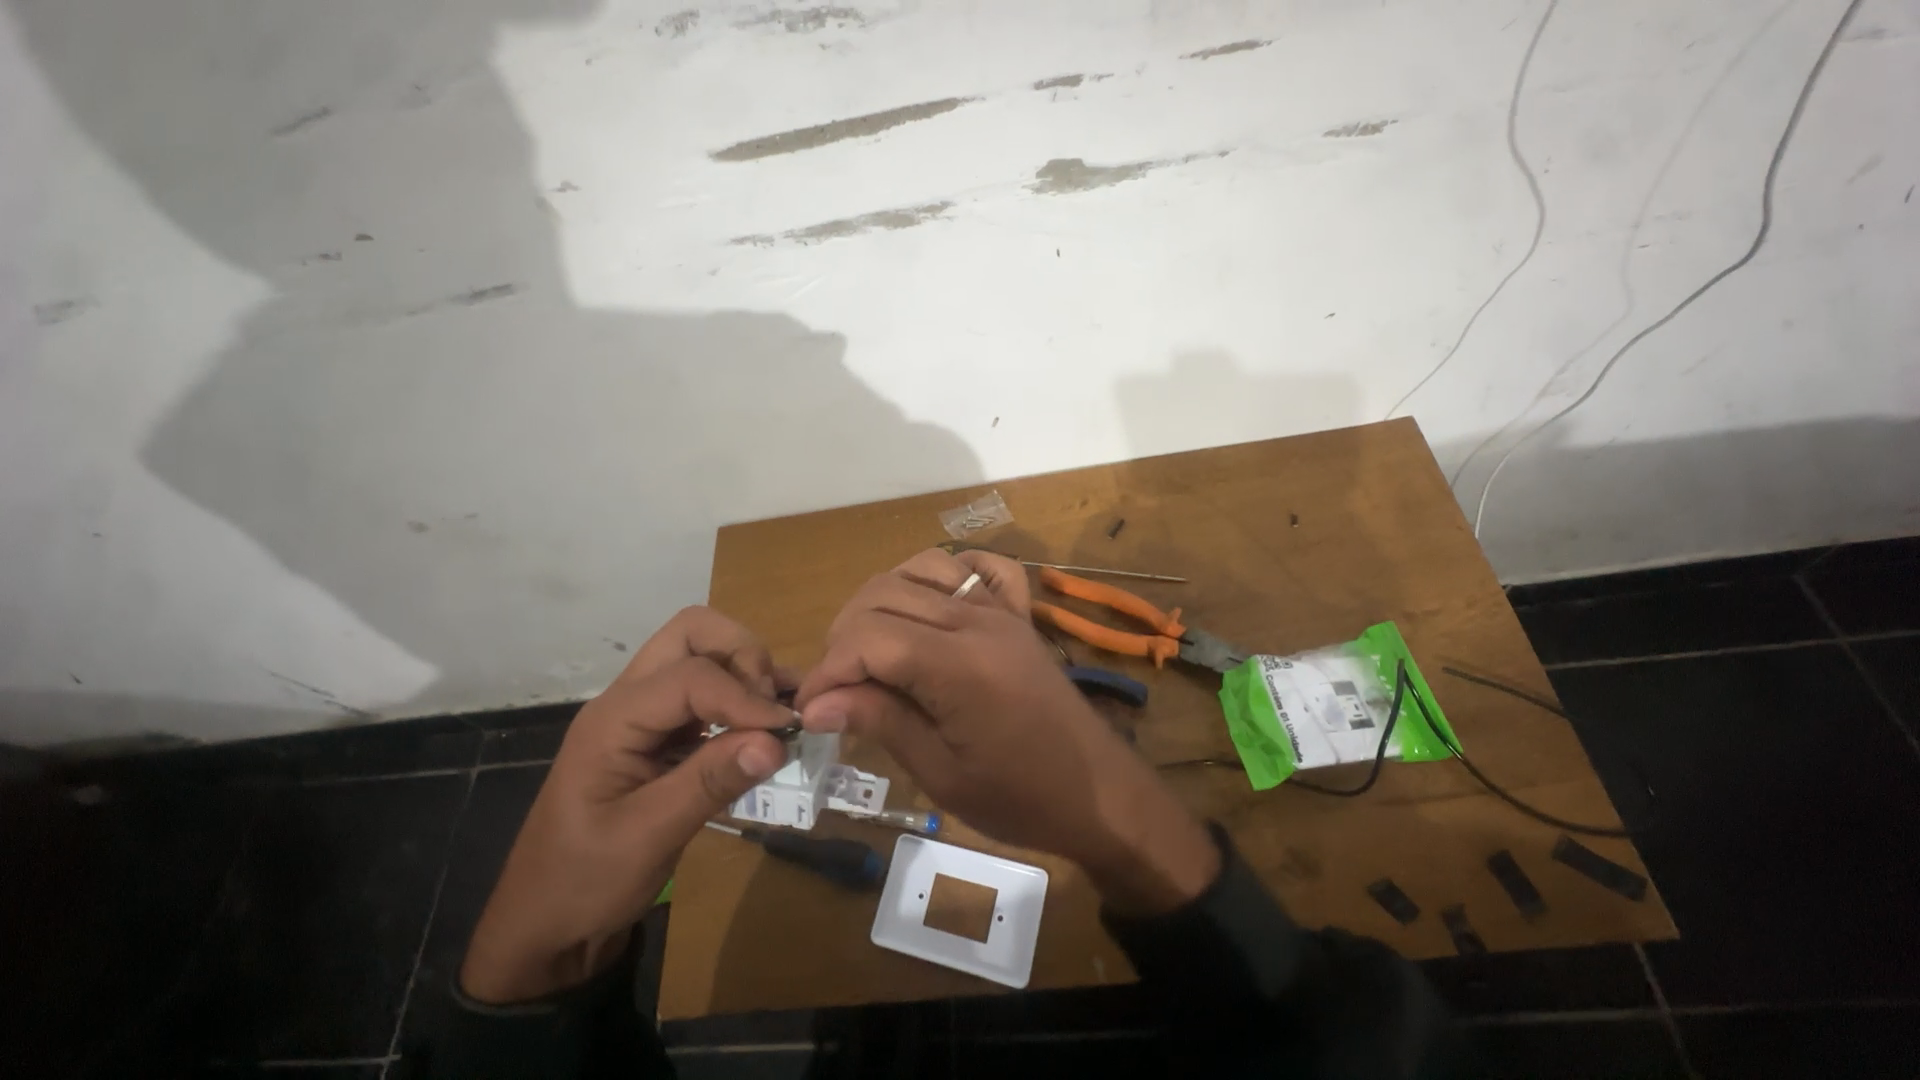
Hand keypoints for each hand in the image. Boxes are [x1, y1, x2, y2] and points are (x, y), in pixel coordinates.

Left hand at [460, 607, 792, 1003]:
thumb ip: (710, 782)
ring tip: (782, 713)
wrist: (543, 927)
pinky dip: (742, 700)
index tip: (788, 731)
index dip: (745, 697)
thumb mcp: (647, 837)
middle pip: (691, 632)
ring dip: (746, 671)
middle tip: (773, 704)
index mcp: (613, 720)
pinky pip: (706, 695)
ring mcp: (644, 717)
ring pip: (701, 654)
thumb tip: (776, 741)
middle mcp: (628, 702)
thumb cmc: (583, 883)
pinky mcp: (661, 738)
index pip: (691, 676)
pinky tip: (770, 728)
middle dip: (742, 654)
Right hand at [795, 550, 1218, 913]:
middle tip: (838, 690)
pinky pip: (981, 566)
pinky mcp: (1019, 614)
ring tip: (874, 650)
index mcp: (956, 664)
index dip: (827, 669)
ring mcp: (1002, 610)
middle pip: (884, 593)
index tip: (810, 710)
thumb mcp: (941, 773)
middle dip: (845, 637)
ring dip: (884, 599)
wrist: (1099, 793)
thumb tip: (815, 704)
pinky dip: (947, 573)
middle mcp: (976, 620)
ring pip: (922, 567)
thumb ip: (880, 721)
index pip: (867, 636)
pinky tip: (933, 605)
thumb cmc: (1020, 797)